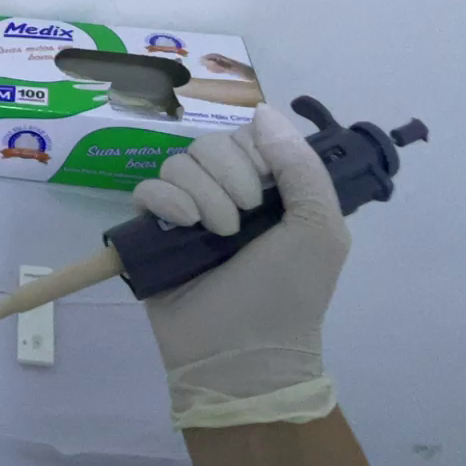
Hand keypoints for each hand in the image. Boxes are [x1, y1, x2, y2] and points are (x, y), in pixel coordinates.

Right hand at [132, 103, 350, 428]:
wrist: (239, 355)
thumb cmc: (287, 295)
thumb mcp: (319, 230)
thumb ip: (301, 167)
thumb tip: (262, 110)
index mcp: (268, 191)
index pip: (248, 136)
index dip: (254, 152)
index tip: (266, 187)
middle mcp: (225, 194)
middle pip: (209, 145)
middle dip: (228, 177)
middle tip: (243, 220)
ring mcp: (185, 212)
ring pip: (177, 164)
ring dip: (200, 194)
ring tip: (216, 233)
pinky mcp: (152, 230)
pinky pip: (146, 189)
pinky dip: (165, 201)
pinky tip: (182, 226)